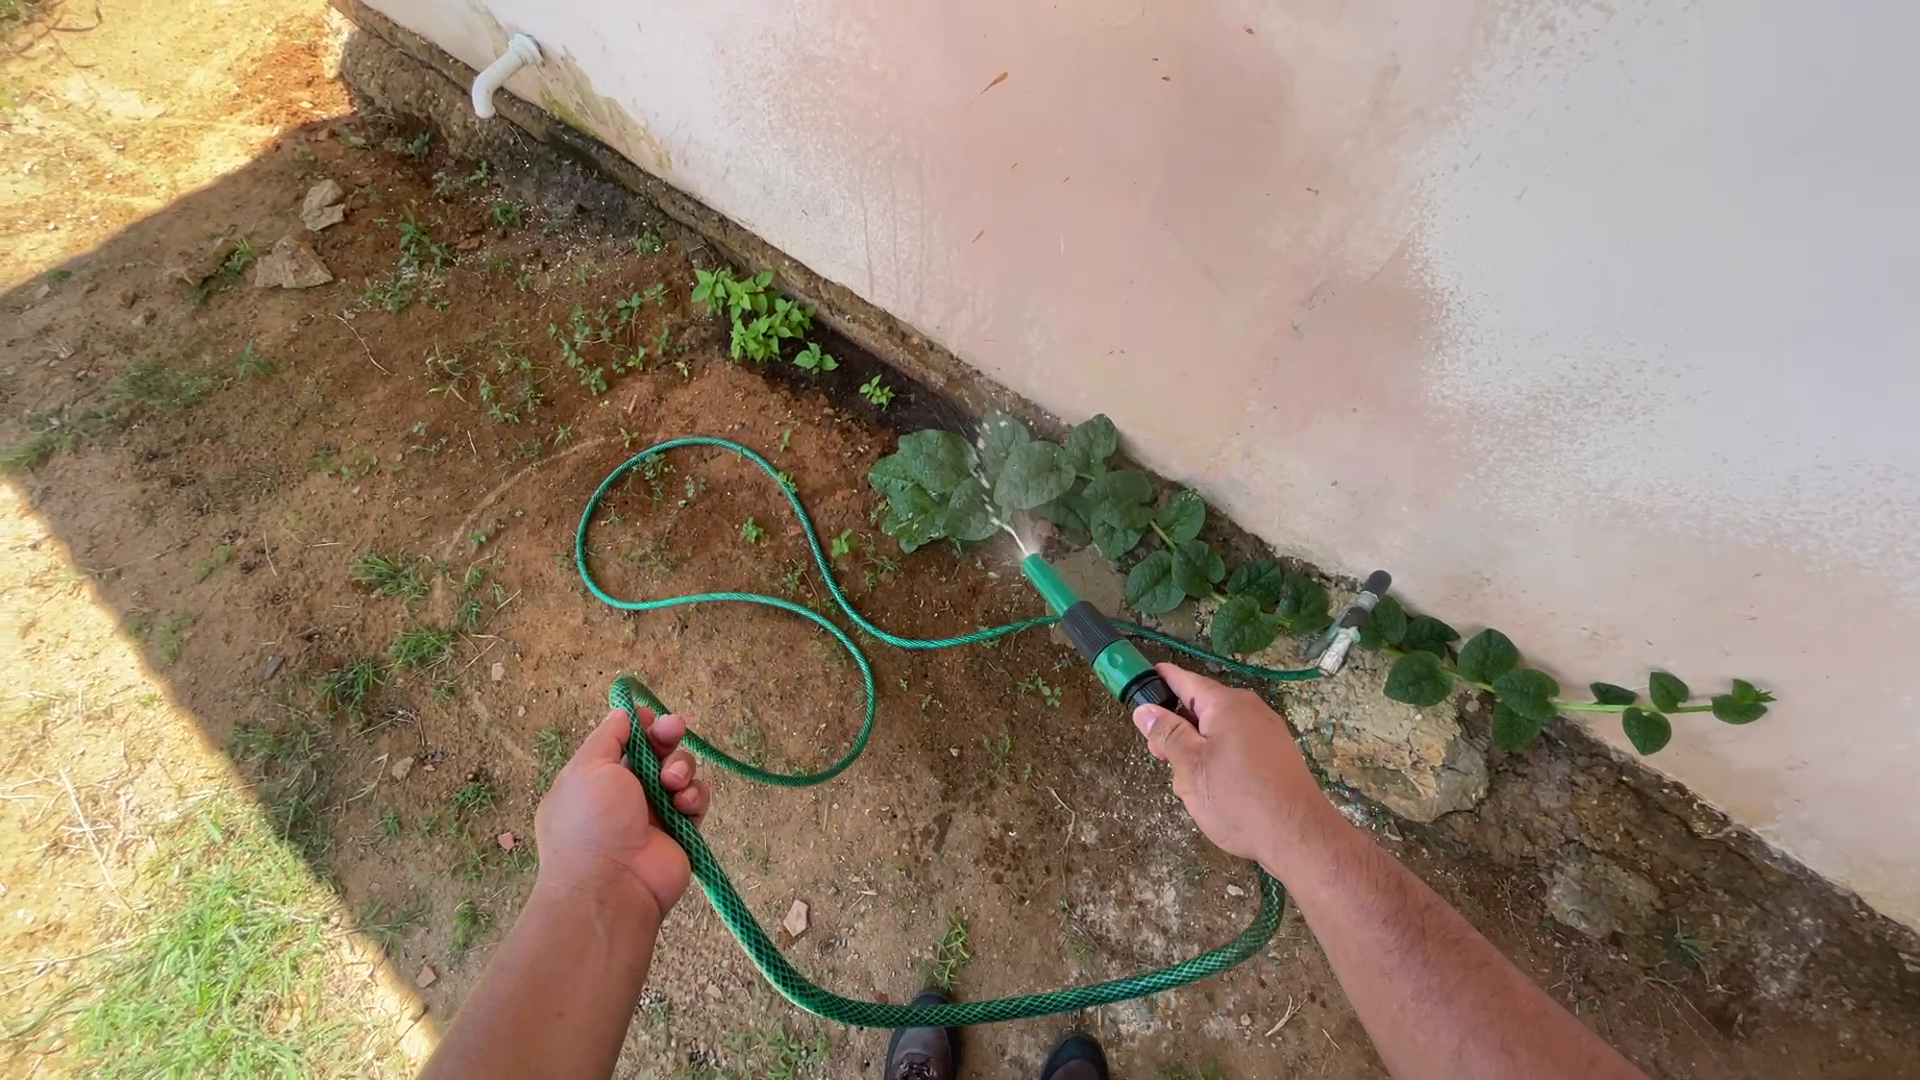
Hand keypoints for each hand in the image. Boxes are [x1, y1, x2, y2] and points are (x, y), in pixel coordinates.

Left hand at [534, 708, 710, 918]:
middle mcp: (625, 794)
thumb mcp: (587, 769)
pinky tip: (684, 805)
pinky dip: (693, 797)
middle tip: (674, 729)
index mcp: (596, 779)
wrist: (612, 886)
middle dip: (667, 736)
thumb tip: (622, 712)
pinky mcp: (682, 829)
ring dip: (681, 768)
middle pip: (656, 751)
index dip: (640, 725)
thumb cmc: (592, 823)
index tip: (650, 717)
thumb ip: (608, 737)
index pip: (624, 741)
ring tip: (673, 784)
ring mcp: (655, 812)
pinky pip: (696, 799)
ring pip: (680, 771)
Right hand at [1131, 663, 1336, 872]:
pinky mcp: (1276, 757)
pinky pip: (1236, 748)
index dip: (1159, 680)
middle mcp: (1250, 710)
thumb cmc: (1238, 798)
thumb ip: (1166, 733)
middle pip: (1201, 709)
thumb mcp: (1190, 766)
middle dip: (1177, 730)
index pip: (1184, 680)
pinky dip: (1219, 761)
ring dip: (1197, 751)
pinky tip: (1217, 792)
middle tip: (1162, 758)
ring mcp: (1267, 733)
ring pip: (1217, 732)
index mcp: (1227, 704)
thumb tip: (1145, 710)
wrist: (1300, 837)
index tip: (1138, 680)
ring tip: (1192, 786)